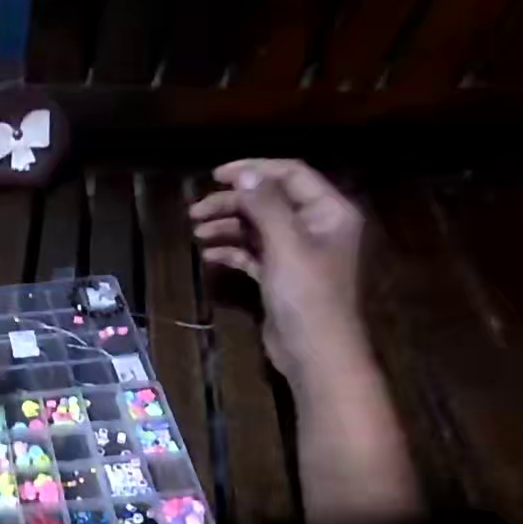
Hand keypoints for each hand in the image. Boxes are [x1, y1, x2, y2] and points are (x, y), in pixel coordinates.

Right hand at [189, 158, 365, 380]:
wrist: (315, 352)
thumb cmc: (307, 296)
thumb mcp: (287, 245)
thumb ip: (266, 206)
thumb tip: (244, 176)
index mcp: (328, 210)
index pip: (289, 175)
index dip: (253, 171)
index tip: (215, 176)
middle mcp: (315, 227)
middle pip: (269, 203)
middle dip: (232, 204)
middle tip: (195, 212)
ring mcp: (297, 254)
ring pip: (258, 230)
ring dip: (228, 228)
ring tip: (197, 233)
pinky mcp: (281, 279)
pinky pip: (253, 255)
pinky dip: (232, 252)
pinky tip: (210, 256)